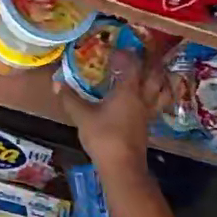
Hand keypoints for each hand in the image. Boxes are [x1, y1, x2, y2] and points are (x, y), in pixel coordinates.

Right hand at [58, 48, 162, 177]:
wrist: (122, 166)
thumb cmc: (104, 137)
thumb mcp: (82, 117)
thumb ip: (71, 99)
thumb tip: (56, 82)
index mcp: (128, 91)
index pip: (132, 65)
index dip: (125, 55)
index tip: (115, 50)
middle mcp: (142, 98)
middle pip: (154, 75)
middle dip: (149, 62)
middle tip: (141, 55)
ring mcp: (147, 113)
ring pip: (160, 90)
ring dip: (157, 79)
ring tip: (150, 73)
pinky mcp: (147, 126)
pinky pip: (155, 105)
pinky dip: (154, 97)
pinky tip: (144, 100)